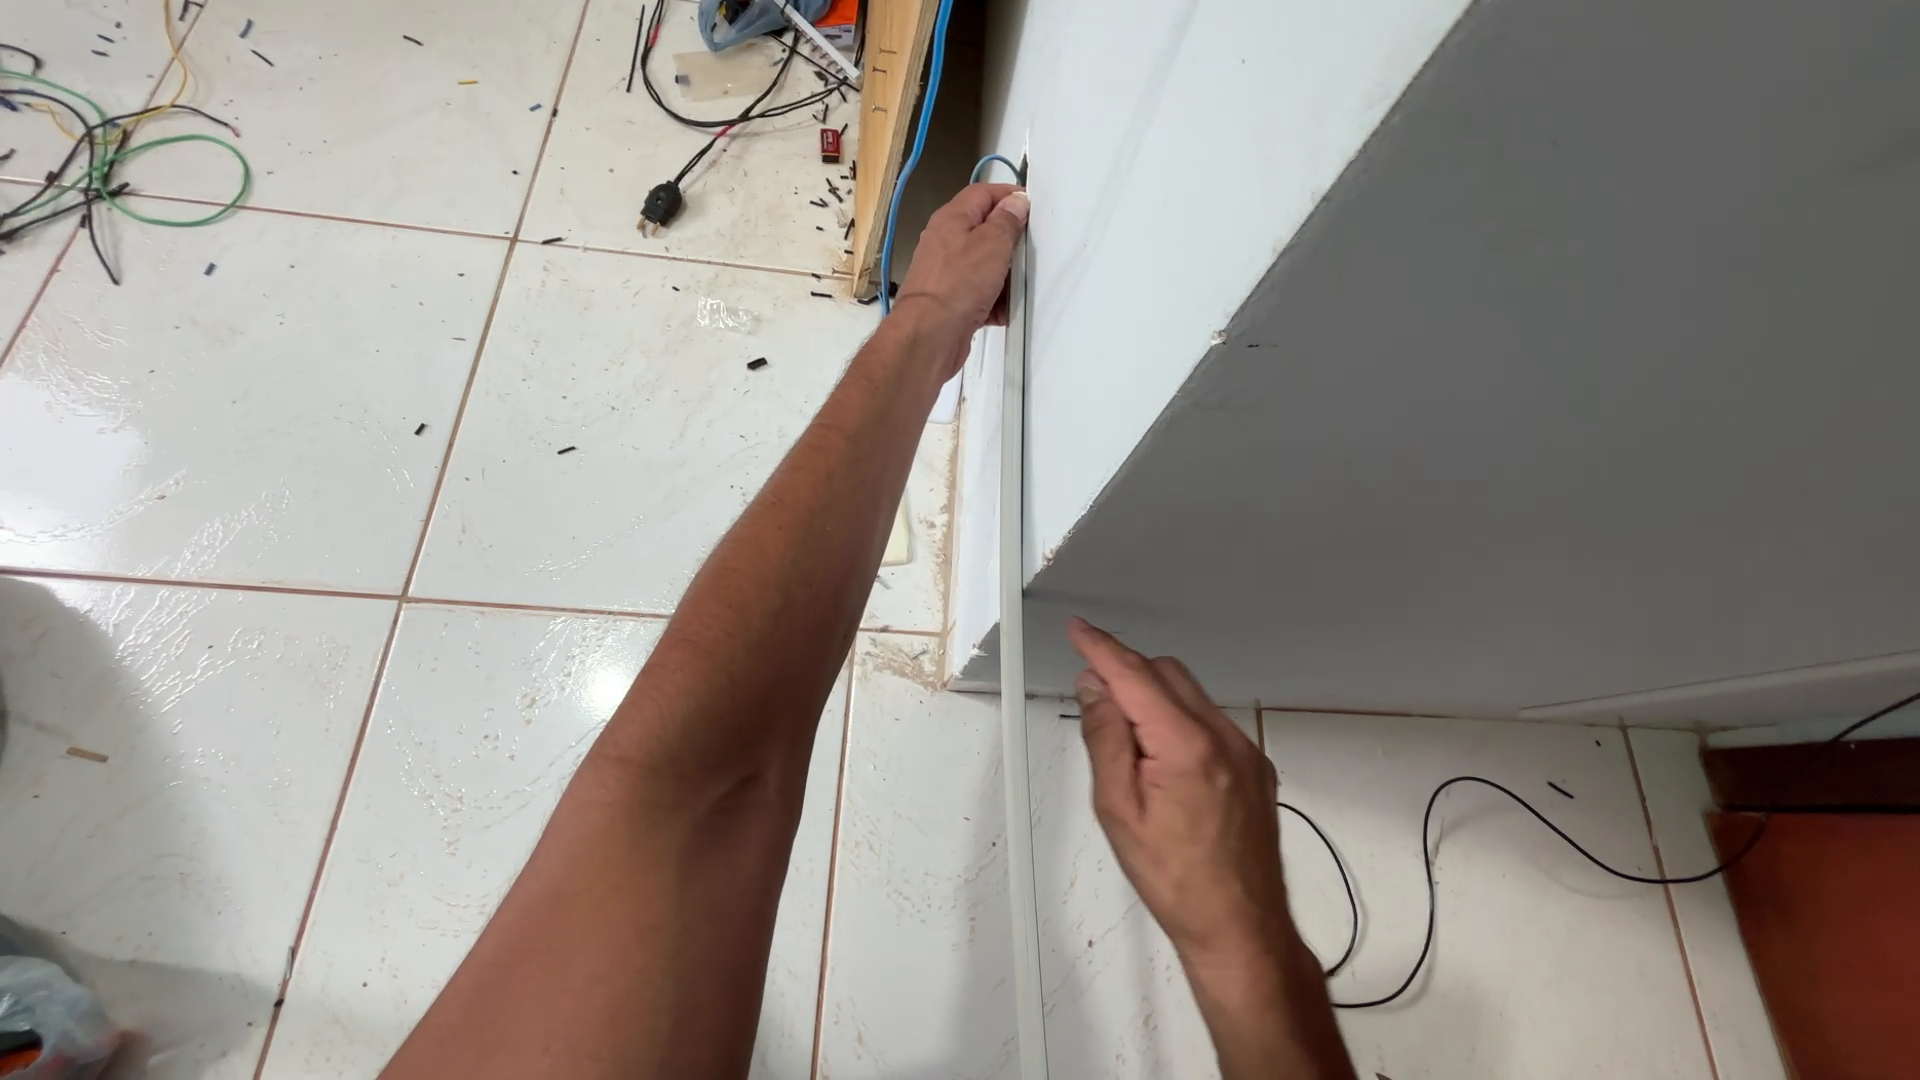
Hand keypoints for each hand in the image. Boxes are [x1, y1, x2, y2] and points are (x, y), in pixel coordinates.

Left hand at [891, 184, 1028, 377]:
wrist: (929, 336)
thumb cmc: (959, 284)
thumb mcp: (992, 243)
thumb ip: (1006, 220)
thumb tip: (1015, 202)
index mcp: (952, 219)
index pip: (982, 194)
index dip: (1008, 196)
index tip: (1032, 207)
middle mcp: (945, 243)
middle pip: (984, 233)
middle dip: (1009, 243)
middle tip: (1029, 251)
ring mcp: (947, 275)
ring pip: (984, 268)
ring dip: (1004, 278)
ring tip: (1019, 286)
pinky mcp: (951, 303)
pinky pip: (979, 296)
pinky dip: (993, 303)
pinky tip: (1004, 312)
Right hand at [1066, 616, 1287, 962]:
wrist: (1239, 925)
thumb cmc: (1174, 878)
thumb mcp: (1118, 809)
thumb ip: (1105, 738)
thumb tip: (1094, 687)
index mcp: (1187, 746)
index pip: (1134, 676)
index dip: (1100, 648)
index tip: (1078, 629)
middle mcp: (1224, 737)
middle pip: (1166, 673)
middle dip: (1126, 672)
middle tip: (1093, 696)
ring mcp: (1245, 750)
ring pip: (1190, 693)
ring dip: (1153, 696)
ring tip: (1127, 742)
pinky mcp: (1256, 765)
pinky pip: (1210, 719)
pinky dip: (1178, 719)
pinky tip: (1162, 758)